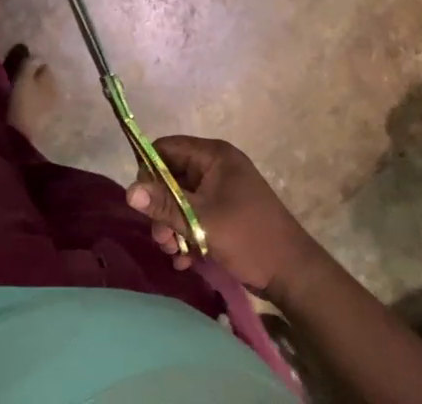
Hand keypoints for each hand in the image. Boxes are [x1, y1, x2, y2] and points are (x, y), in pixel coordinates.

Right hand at [127, 135, 310, 291]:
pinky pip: (194, 214)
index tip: (144, 201)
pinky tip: (186, 260)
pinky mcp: (225, 212)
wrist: (293, 274)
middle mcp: (216, 167)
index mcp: (214, 156)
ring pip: (180, 200)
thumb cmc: (249, 238)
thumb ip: (164, 205)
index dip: (149, 171)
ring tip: (173, 253)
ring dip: (172, 226)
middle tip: (161, 237)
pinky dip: (187, 234)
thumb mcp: (202, 221)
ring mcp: (222, 190)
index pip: (166, 148)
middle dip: (161, 208)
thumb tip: (128, 192)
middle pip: (171, 177)